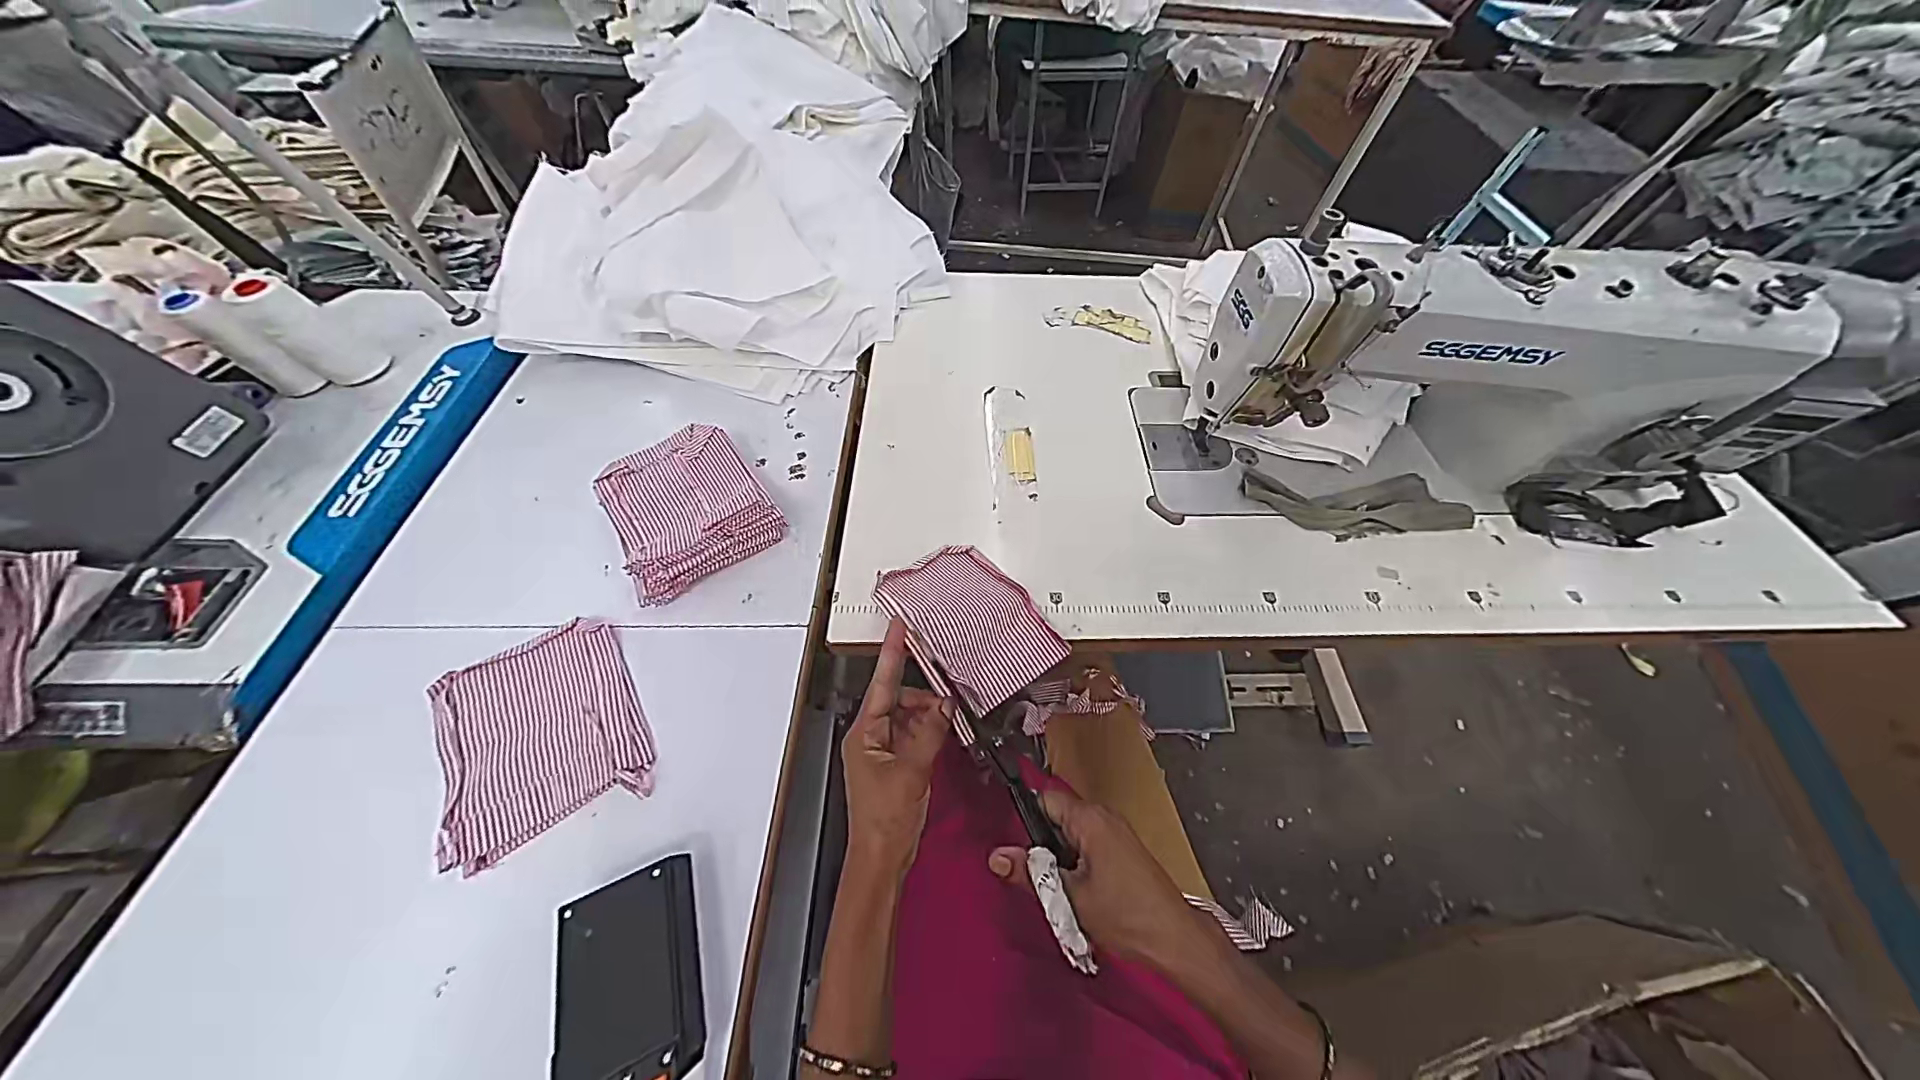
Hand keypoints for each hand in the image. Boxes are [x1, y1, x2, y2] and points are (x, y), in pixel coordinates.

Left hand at [843, 619, 950, 879]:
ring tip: (947, 723)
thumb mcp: (912, 770)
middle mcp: (870, 736)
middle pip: (899, 698)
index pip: (880, 682)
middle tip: (947, 702)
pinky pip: (914, 734)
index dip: (892, 652)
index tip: (898, 627)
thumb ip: (930, 732)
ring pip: (910, 716)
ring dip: (929, 717)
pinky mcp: (895, 762)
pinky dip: (930, 732)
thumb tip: (943, 706)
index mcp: (864, 733)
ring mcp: (883, 749)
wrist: (882, 857)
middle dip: (924, 697)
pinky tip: (943, 734)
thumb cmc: (883, 820)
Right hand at [989, 787, 1225, 972]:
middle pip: (1057, 816)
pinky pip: (1088, 846)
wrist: (1175, 941)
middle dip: (1041, 844)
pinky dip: (1076, 864)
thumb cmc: (1126, 915)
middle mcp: (1104, 816)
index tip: (1011, 840)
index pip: (1045, 798)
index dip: (1024, 816)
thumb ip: (1030, 873)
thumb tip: (996, 856)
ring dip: (1058, 858)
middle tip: (1033, 874)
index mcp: (1090, 818)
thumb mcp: (1068, 897)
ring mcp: (1117, 833)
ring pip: (1072, 834)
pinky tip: (1075, 894)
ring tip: (1054, 889)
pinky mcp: (1123, 851)